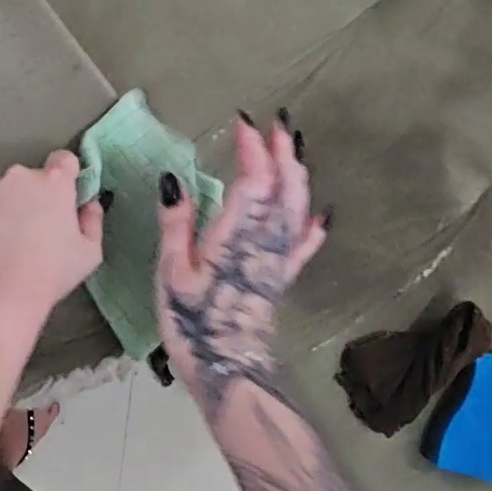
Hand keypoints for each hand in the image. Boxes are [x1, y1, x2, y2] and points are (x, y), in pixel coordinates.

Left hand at [0, 150, 103, 320]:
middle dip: (37, 197)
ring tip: (11, 243)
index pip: (64, 159)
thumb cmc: (51, 271)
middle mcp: (19, 177)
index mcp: (53, 182)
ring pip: (6, 192)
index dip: (67, 176)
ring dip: (11, 207)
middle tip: (38, 230)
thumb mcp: (89, 252)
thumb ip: (92, 220)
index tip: (65, 197)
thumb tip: (88, 204)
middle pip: (33, 179)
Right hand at [156, 115, 326, 367]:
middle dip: (281, 153)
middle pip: (284, 188)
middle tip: (277, 123)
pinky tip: (320, 211)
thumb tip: (174, 180)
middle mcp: (264, 242)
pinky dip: (313, 222)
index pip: (253, 181)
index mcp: (235, 237)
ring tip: (292, 149)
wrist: (228, 368)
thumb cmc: (193, 321)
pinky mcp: (282, 277)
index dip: (252, 149)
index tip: (243, 122)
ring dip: (297, 174)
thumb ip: (176, 225)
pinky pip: (304, 243)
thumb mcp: (171, 273)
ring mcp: (278, 259)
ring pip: (297, 207)